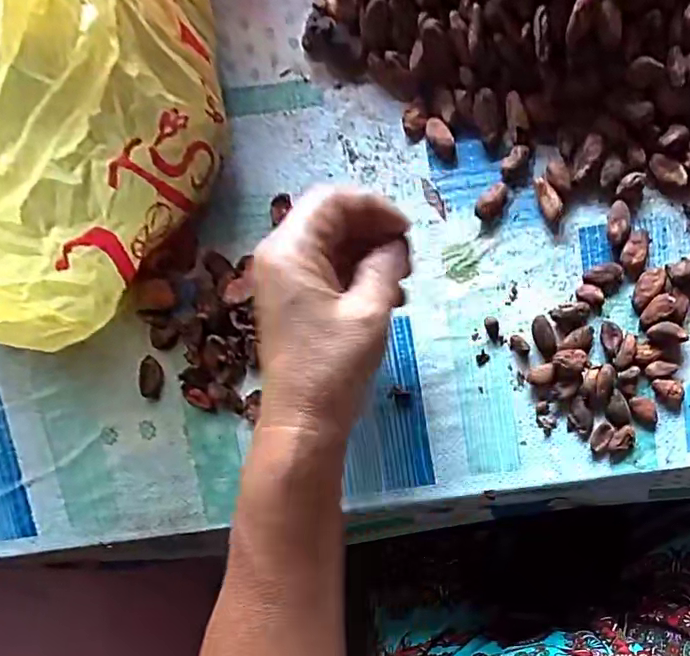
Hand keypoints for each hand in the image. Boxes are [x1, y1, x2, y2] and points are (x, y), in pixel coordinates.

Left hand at [251, 187, 411, 448]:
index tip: (408, 231)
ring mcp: (284, 282)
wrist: (303, 421)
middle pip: (329, 221)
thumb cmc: (333, 367)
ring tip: (404, 279)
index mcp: (289, 250)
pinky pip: (327, 274)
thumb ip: (385, 269)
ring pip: (331, 248)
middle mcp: (279, 257)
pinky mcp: (294, 305)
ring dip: (368, 255)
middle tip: (409, 255)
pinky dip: (357, 276)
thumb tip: (396, 246)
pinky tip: (386, 295)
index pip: (332, 201)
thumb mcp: (369, 313)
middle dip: (373, 231)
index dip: (375, 208)